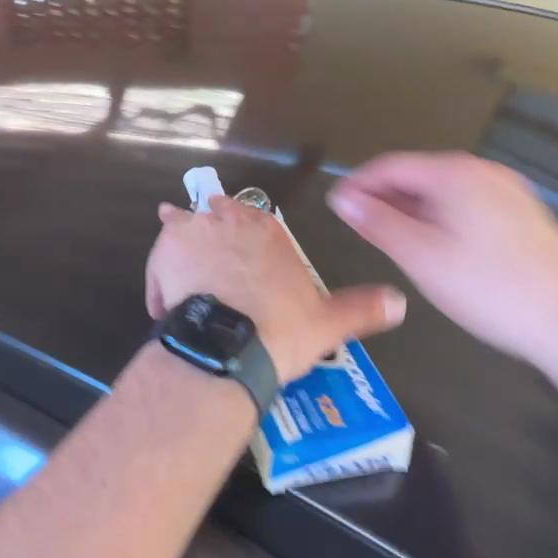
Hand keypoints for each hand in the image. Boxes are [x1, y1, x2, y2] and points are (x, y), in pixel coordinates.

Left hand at [145, 196, 406, 381]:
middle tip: (210, 262)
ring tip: (181, 273)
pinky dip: (159, 281)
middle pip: (214, 215)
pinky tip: (165, 305)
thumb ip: (362, 308)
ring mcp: (192, 231)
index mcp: (267, 228)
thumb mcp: (329, 321)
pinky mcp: (163, 252)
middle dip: (211, 234)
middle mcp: (227, 219)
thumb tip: (399, 302)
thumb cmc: (283, 327)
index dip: (246, 234)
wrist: (233, 342)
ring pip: (180, 229)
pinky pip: (158, 264)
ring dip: (179, 248)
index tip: (242, 254)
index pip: (254, 218)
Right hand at [328, 152, 557, 366]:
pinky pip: (470, 207)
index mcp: (456, 173)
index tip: (336, 208)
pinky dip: (445, 222)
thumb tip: (343, 197)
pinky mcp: (527, 217)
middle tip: (361, 230)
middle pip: (419, 176)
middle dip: (386, 199)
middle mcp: (485, 172)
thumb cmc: (490, 290)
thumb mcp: (420, 256)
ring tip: (396, 245)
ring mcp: (511, 193)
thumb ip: (376, 221)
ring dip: (414, 212)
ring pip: (445, 194)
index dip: (358, 185)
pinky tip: (441, 253)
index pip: (389, 166)